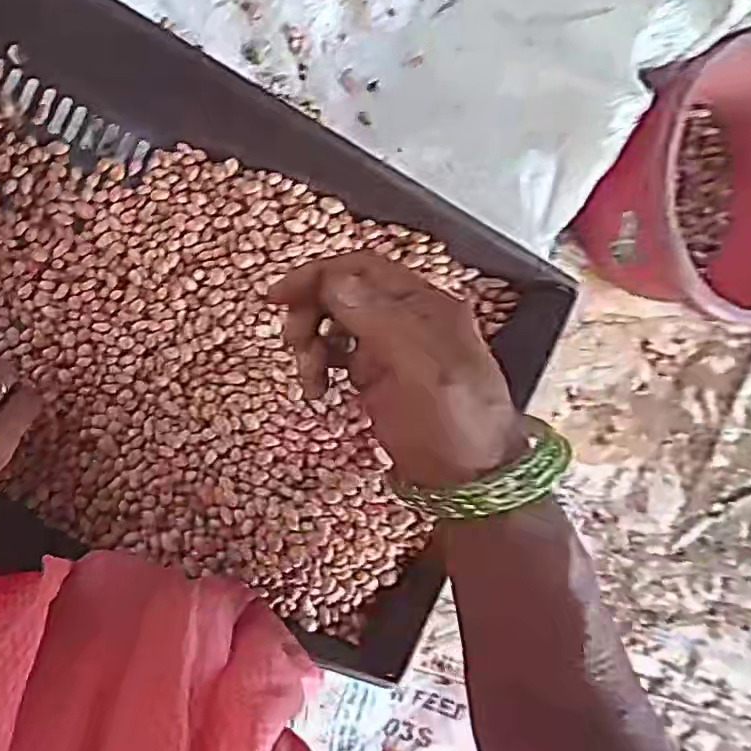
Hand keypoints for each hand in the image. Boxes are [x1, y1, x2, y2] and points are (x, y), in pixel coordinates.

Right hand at [270, 251, 524, 488]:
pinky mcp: (375, 375)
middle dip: (309, 314)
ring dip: (310, 344)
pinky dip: (318, 367)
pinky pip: (335, 356)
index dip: (316, 276)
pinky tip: (317, 390)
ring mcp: (388, 347)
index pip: (361, 269)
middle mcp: (403, 319)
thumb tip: (334, 282)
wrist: (472, 481)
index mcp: (422, 305)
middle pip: (340, 294)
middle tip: (294, 344)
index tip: (279, 297)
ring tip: (309, 380)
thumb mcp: (420, 368)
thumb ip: (378, 320)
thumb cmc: (454, 423)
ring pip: (333, 324)